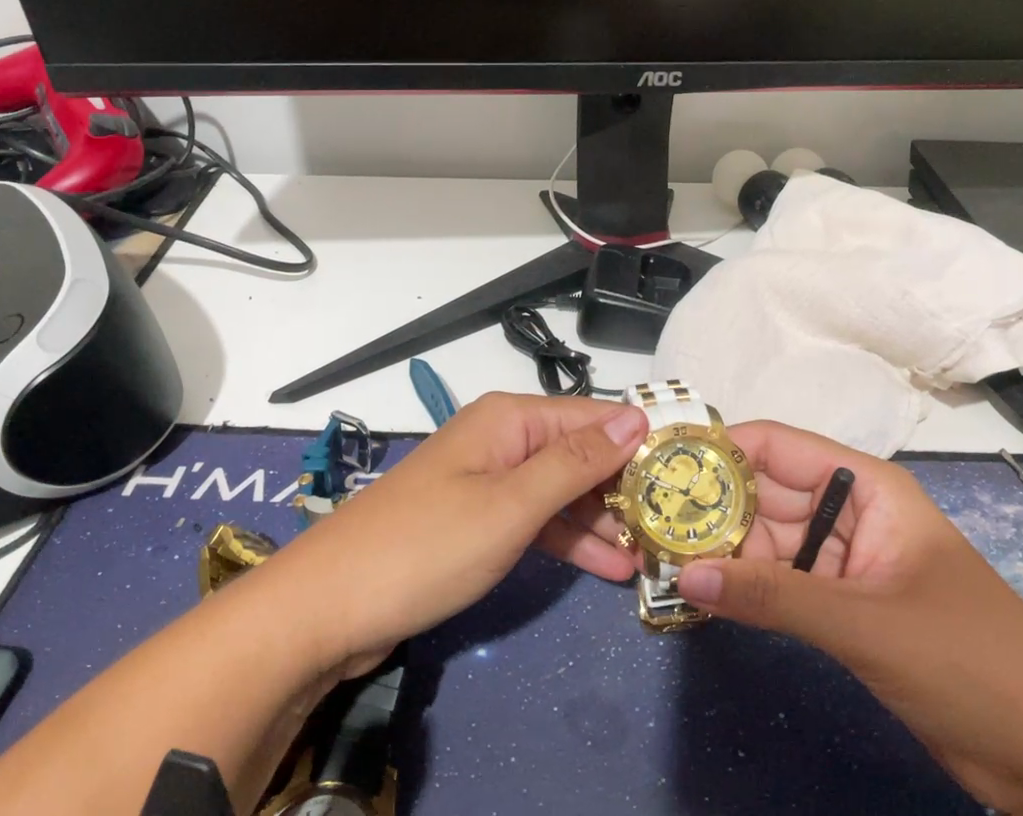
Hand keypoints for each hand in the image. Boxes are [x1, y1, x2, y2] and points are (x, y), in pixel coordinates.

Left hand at [263, 393, 647, 676]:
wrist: (327, 608)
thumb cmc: (426, 547)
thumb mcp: (511, 505)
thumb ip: (575, 461)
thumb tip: (637, 414)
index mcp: (509, 418)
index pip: (595, 416)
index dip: (644, 441)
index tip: (695, 472)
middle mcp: (500, 440)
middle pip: (580, 453)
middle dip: (626, 487)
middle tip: (679, 525)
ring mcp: (487, 483)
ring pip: (561, 492)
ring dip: (602, 521)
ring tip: (651, 555)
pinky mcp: (476, 523)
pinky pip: (535, 522)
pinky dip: (567, 542)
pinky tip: (608, 568)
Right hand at [673, 423, 1022, 810]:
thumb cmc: (970, 661)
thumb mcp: (866, 622)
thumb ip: (773, 596)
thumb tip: (683, 574)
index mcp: (868, 489)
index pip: (778, 447)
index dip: (717, 450)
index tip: (653, 466)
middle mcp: (851, 515)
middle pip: (765, 495)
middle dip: (707, 508)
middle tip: (638, 525)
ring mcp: (847, 565)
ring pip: (769, 545)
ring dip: (720, 553)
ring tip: (655, 562)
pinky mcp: (845, 610)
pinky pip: (782, 588)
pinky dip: (745, 592)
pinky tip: (701, 598)